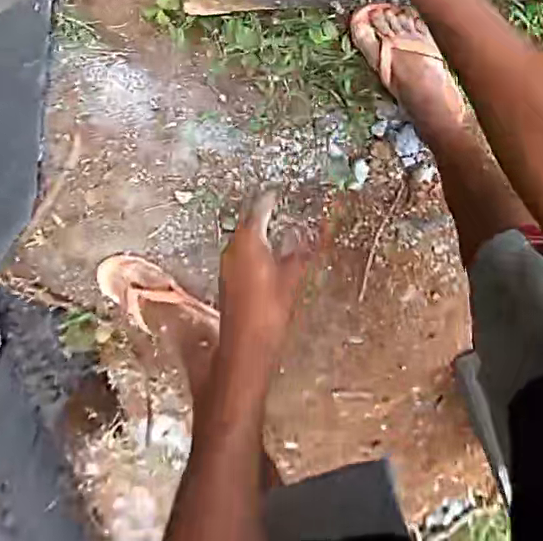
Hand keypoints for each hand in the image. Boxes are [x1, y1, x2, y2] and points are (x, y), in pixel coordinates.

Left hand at [217, 191, 316, 358]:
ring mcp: (227, 265)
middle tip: (282, 210)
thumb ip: (304, 250)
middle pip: (249, 221)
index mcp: (248, 240)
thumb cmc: (269, 312)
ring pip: (244, 239)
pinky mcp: (227, 280)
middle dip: (265, 216)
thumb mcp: (293, 277)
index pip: (259, 207)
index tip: (280, 193)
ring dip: (259, 234)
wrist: (246, 350)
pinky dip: (254, 251)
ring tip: (278, 233)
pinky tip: (268, 259)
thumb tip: (316, 233)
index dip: (271, 199)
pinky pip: (241, 255)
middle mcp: (233, 248)